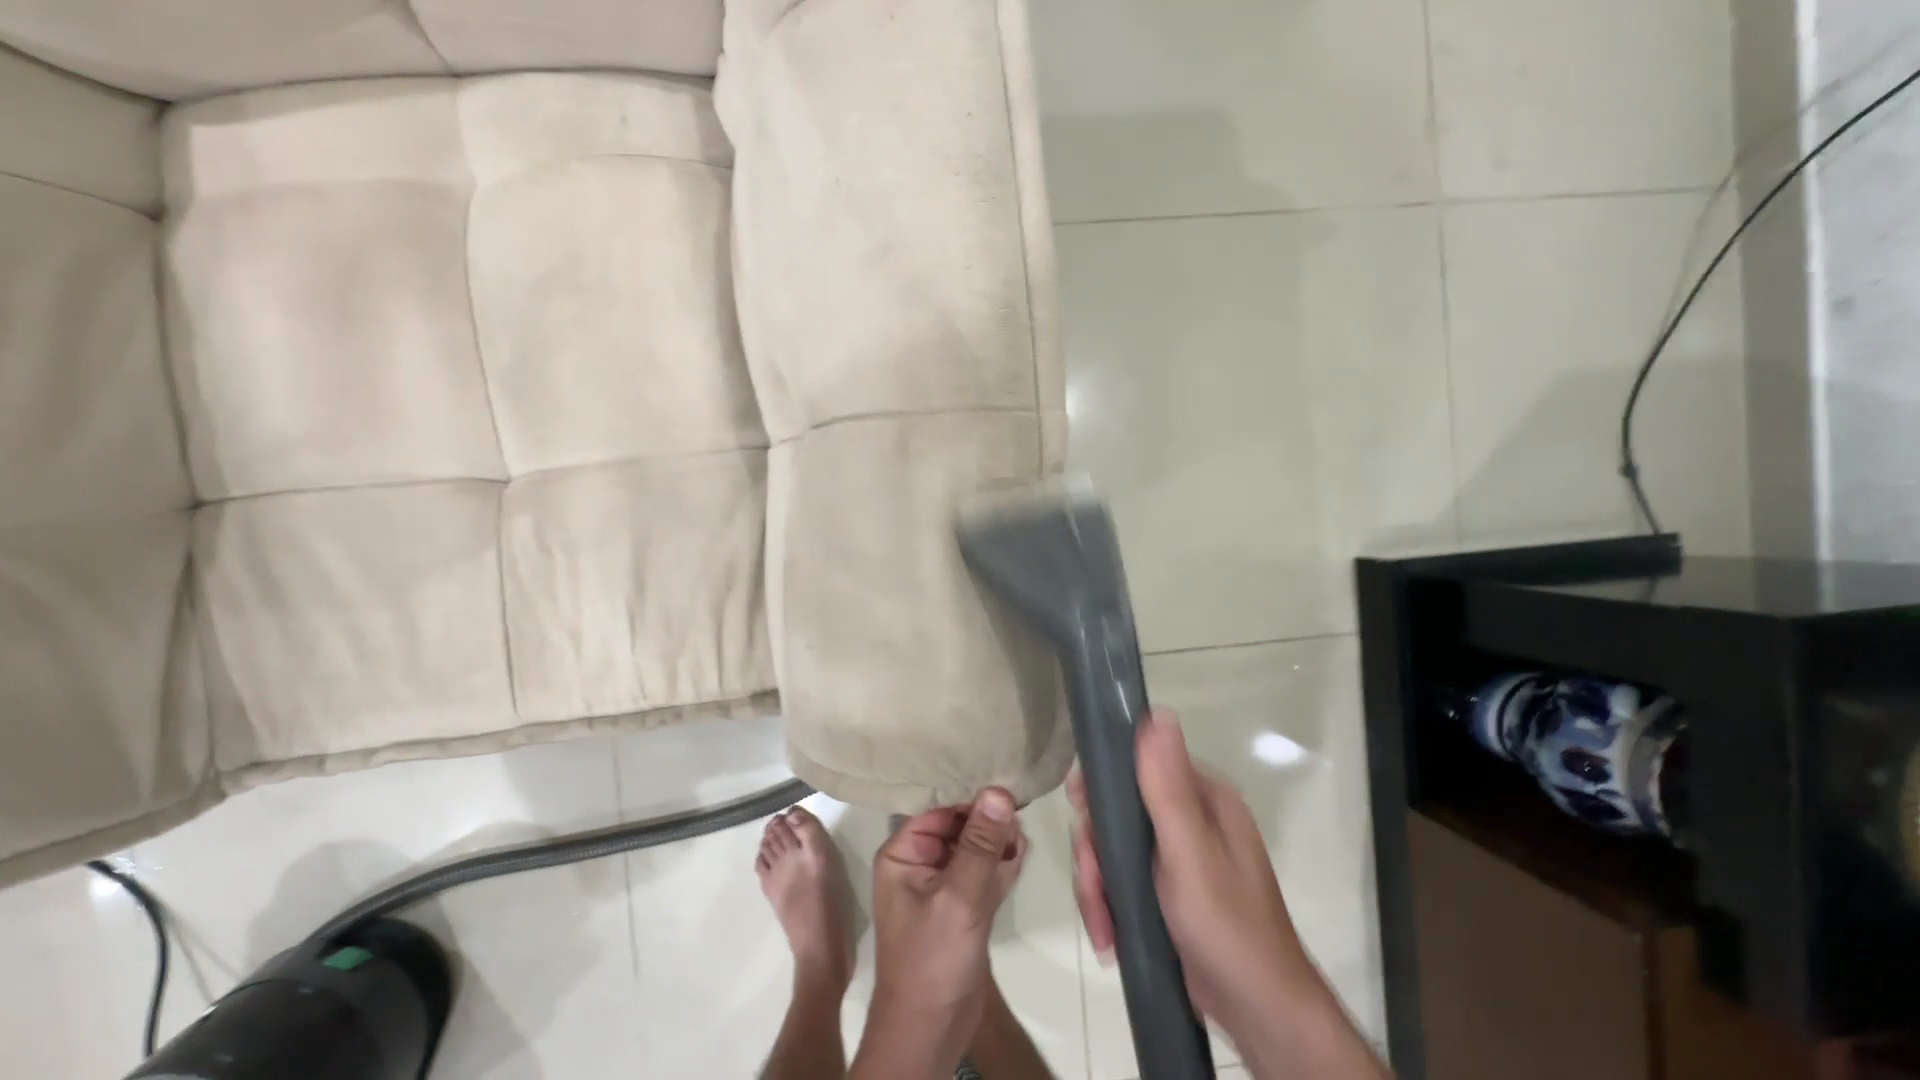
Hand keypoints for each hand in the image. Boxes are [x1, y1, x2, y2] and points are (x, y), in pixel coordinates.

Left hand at [852, 788, 1027, 1077]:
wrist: (930, 1029)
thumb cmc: (932, 959)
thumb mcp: (958, 896)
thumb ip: (981, 844)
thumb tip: (999, 792)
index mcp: (903, 854)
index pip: (942, 809)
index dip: (974, 800)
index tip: (1012, 791)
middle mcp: (920, 864)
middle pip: (961, 826)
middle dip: (991, 823)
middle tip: (1022, 819)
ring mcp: (943, 887)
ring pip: (977, 850)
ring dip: (1000, 845)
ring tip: (1022, 841)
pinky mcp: (964, 908)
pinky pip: (985, 874)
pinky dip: (1002, 867)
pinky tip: (1019, 859)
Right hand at [1070, 711, 1387, 1077]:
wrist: (1258, 1010)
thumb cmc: (1226, 925)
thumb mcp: (1190, 852)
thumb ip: (1167, 786)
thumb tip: (1156, 713)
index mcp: (1203, 799)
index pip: (1137, 764)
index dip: (1102, 785)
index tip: (1081, 812)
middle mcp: (1190, 820)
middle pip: (1116, 812)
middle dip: (1096, 854)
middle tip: (1095, 887)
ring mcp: (1176, 858)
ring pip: (1112, 850)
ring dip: (1098, 888)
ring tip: (1104, 928)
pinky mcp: (1165, 892)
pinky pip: (1120, 882)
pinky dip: (1109, 906)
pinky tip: (1110, 937)